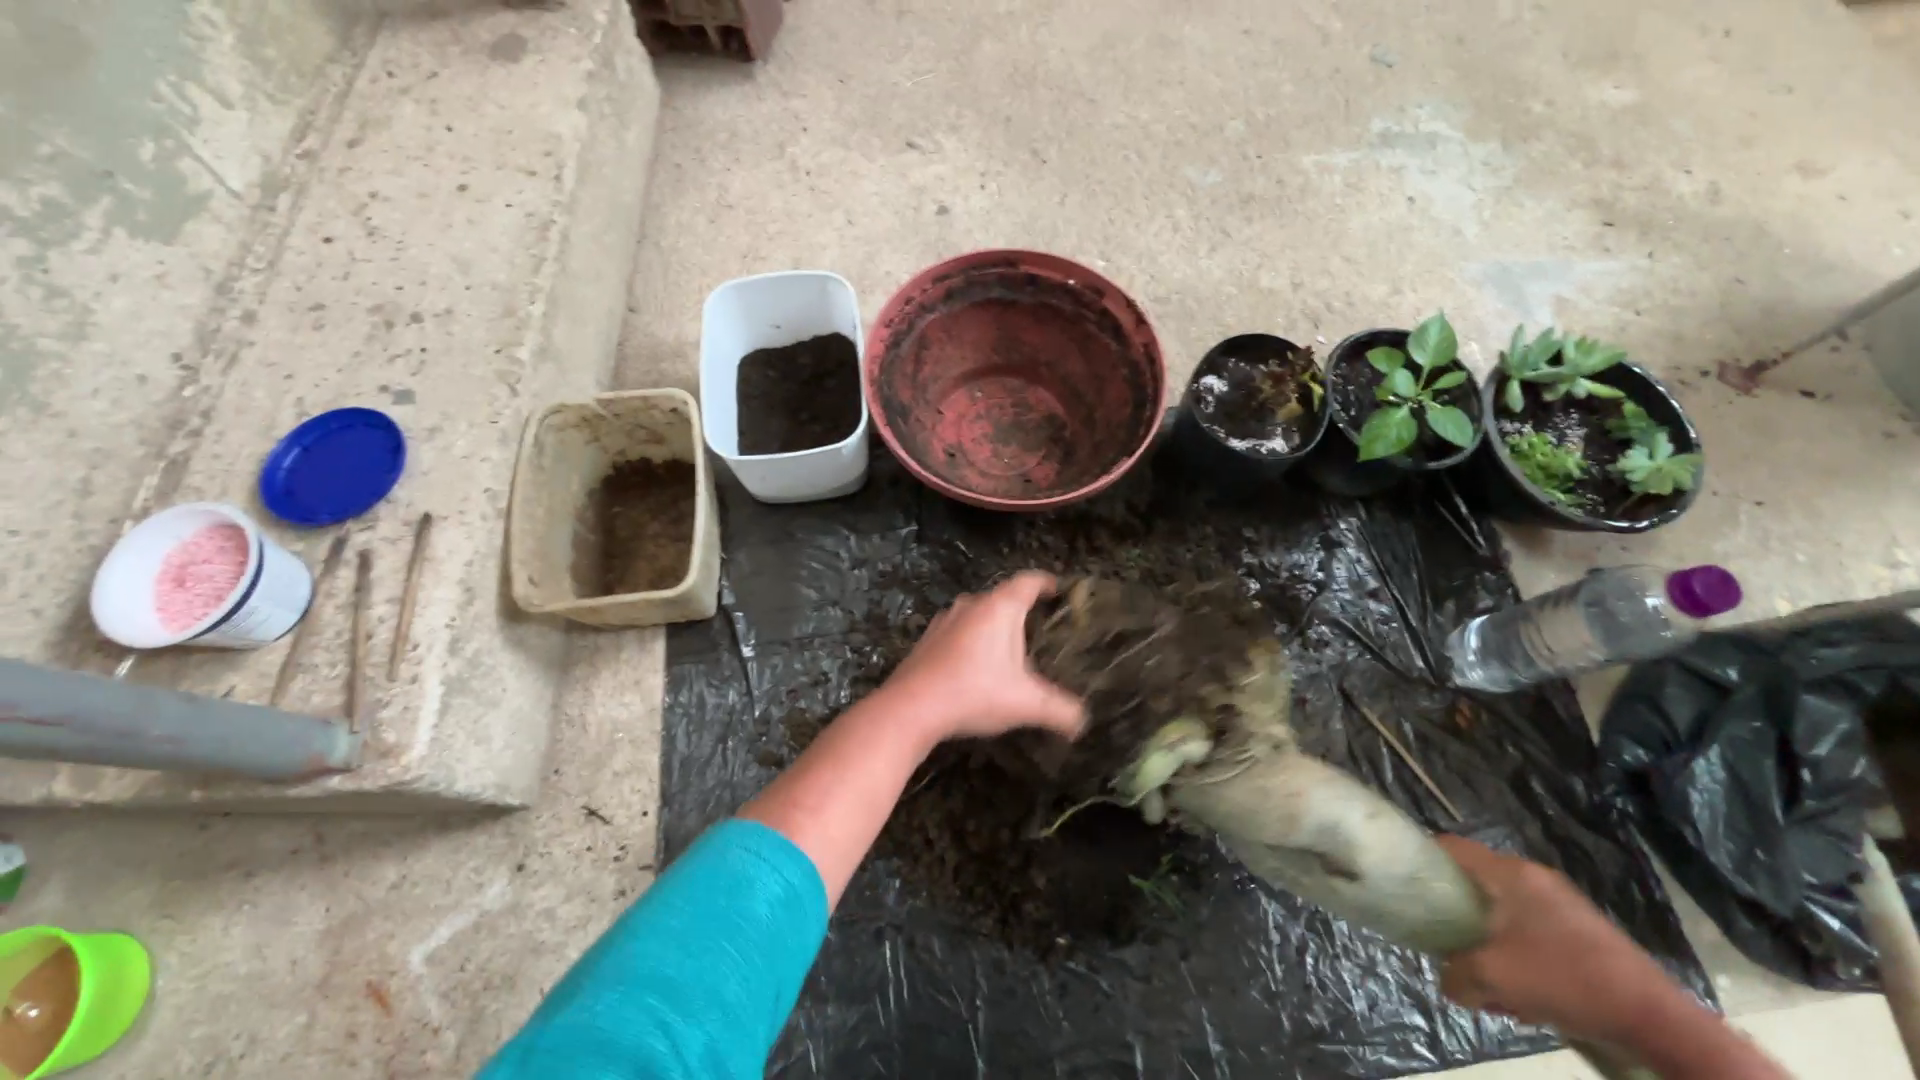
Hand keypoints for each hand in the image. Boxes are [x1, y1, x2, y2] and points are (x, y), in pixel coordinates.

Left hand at [879, 571, 1085, 744]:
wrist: (911, 707)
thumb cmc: (974, 693)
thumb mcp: (1026, 704)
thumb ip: (1060, 710)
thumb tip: (1082, 722)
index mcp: (1000, 608)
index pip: (1028, 582)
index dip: (1047, 583)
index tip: (1059, 589)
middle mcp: (971, 605)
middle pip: (1003, 596)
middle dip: (1022, 609)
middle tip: (1040, 627)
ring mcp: (945, 620)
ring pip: (977, 613)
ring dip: (993, 626)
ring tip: (1009, 648)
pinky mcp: (927, 639)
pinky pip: (958, 631)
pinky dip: (972, 640)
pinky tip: (976, 666)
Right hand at [1435, 835, 1688, 1044]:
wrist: (1650, 1016)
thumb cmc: (1562, 979)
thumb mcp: (1492, 978)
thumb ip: (1454, 973)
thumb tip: (1447, 977)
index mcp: (1510, 874)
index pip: (1451, 846)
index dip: (1420, 857)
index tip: (1401, 882)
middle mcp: (1533, 878)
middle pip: (1474, 881)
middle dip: (1454, 913)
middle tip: (1440, 940)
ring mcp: (1560, 902)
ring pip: (1501, 912)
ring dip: (1486, 941)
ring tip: (1484, 976)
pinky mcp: (1579, 930)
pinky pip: (1527, 930)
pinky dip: (1513, 952)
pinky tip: (1519, 990)